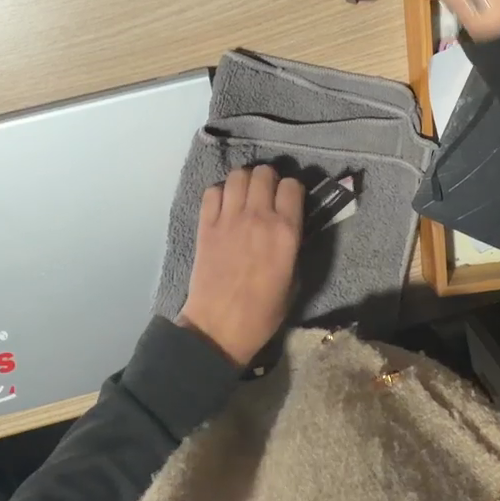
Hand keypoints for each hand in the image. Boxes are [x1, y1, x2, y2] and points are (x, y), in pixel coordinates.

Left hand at [176, 165, 303, 366]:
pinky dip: (220, 192)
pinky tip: (224, 206)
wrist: (219, 327)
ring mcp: (229, 218)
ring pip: (238, 175)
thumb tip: (289, 227)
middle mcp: (259, 217)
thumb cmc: (262, 312)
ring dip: (244, 181)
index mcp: (286, 232)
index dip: (292, 189)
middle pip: (264, 173)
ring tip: (245, 195)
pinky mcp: (206, 224)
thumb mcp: (294, 280)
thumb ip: (293, 246)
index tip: (289, 200)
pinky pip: (212, 191)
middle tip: (266, 194)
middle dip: (268, 179)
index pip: (292, 186)